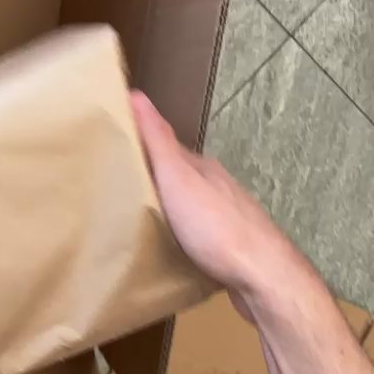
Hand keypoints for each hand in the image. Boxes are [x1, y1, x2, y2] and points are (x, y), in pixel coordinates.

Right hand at [129, 90, 308, 306]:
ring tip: (134, 218)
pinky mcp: (227, 247)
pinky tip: (166, 245)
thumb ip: (158, 140)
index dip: (138, 146)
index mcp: (201, 168)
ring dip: (164, 208)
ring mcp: (225, 218)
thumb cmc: (216, 227)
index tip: (111, 149)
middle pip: (176, 177)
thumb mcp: (177, 178)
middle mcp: (216, 188)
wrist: (263, 278)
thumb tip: (136, 95)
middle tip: (114, 188)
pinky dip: (177, 233)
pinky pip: (195, 233)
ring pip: (187, 206)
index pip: (164, 148)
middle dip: (149, 179)